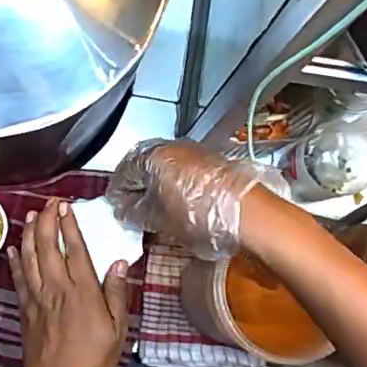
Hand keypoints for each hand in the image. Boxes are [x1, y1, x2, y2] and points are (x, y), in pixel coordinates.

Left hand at [7, 200, 130, 366]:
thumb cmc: (93, 361)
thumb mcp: (117, 330)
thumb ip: (116, 294)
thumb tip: (119, 262)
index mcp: (82, 291)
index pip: (74, 249)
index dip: (69, 226)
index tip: (66, 207)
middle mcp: (57, 288)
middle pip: (47, 246)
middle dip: (47, 221)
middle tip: (50, 203)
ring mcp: (37, 298)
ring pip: (30, 258)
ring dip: (30, 234)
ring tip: (32, 215)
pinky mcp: (25, 309)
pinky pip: (19, 278)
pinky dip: (16, 261)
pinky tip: (14, 249)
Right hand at [107, 139, 268, 259]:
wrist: (249, 214)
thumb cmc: (199, 215)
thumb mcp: (159, 219)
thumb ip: (135, 211)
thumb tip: (124, 208)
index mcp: (153, 156)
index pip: (124, 171)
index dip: (117, 191)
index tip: (117, 208)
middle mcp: (172, 147)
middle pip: (145, 165)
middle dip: (137, 186)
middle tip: (133, 209)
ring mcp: (195, 152)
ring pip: (166, 167)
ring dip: (158, 184)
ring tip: (157, 209)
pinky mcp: (212, 162)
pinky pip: (184, 170)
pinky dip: (176, 184)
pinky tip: (179, 202)